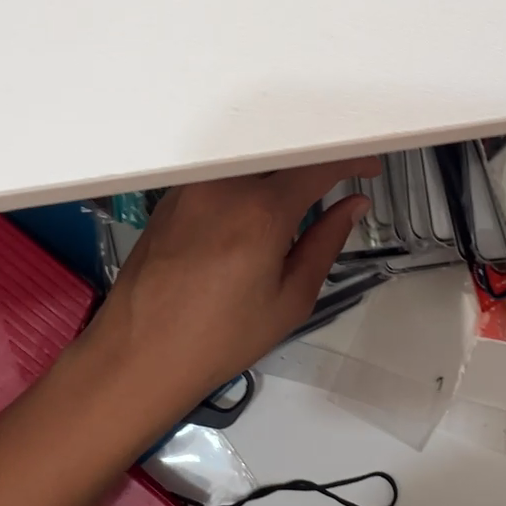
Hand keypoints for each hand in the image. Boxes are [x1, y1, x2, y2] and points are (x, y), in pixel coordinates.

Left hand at [80, 156, 381, 415]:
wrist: (138, 355)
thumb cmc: (220, 338)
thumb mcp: (290, 299)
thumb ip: (325, 242)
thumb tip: (353, 206)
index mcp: (262, 210)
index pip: (319, 165)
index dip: (351, 161)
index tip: (368, 168)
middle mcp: (225, 185)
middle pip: (283, 150)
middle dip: (316, 158)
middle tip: (337, 179)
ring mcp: (194, 186)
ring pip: (250, 157)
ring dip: (280, 167)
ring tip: (297, 196)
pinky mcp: (172, 196)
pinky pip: (222, 172)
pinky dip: (247, 179)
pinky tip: (253, 208)